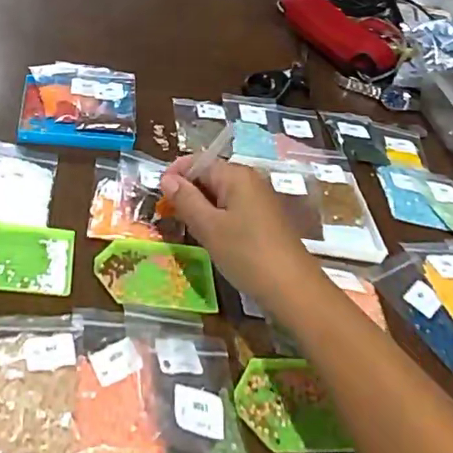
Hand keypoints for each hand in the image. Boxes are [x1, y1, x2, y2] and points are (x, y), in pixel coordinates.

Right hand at [161, 159, 323, 318]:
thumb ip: (186, 200)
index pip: (199, 161)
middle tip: (169, 215)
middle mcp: (250, 180)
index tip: (158, 195)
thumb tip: (167, 179)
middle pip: (210, 175)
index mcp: (236, 174)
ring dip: (202, 207)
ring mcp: (260, 200)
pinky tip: (211, 238)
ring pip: (221, 194)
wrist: (294, 290)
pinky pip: (234, 209)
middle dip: (188, 191)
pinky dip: (218, 218)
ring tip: (186, 228)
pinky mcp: (266, 219)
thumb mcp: (209, 227)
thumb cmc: (247, 254)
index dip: (176, 173)